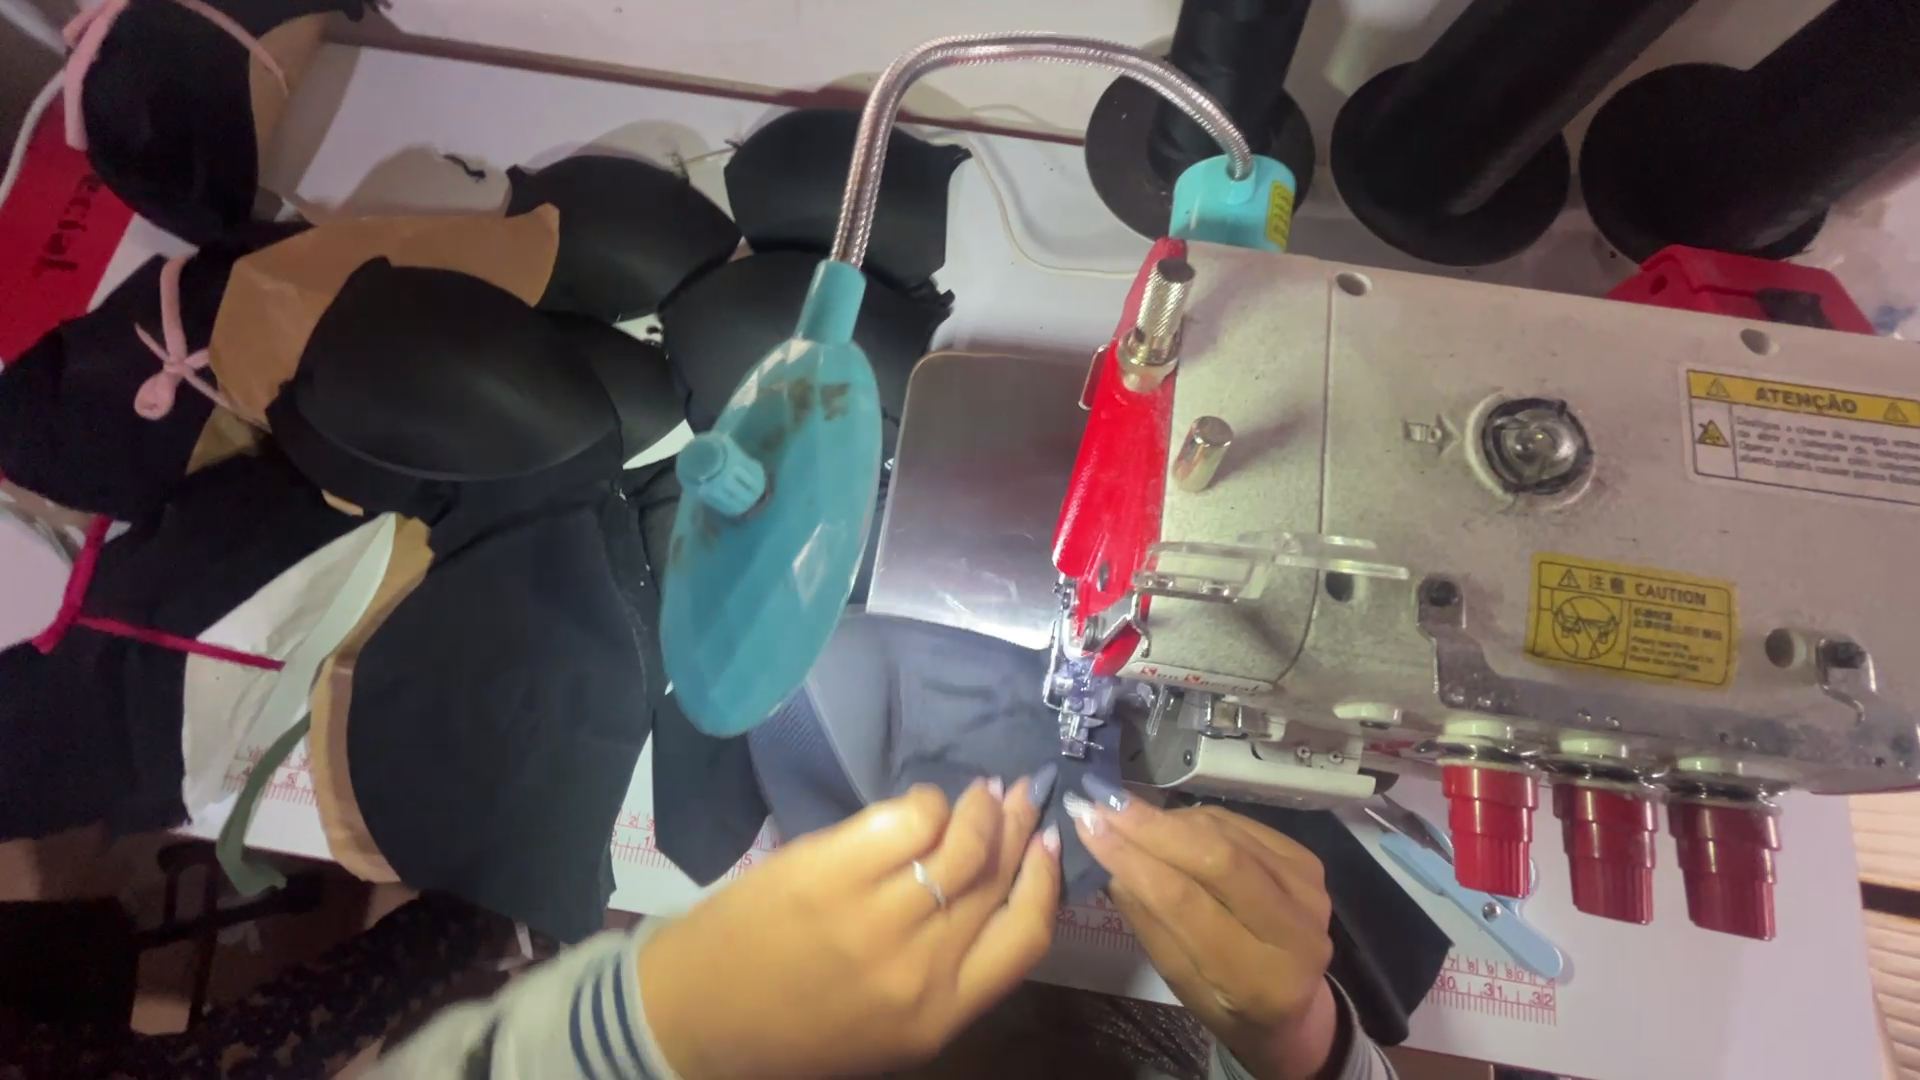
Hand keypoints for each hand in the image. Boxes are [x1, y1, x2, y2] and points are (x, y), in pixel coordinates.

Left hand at [639, 774, 1062, 1078]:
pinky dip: (927, 801)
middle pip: (995, 876)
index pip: (1025, 936)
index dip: (1045, 880)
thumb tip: (987, 880)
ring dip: (981, 807)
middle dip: (1018, 826)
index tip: (1049, 841)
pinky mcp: (837, 868)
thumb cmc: (800, 1023)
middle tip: (1023, 794)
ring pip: (962, 841)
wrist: (699, 1017)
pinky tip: (924, 802)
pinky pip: (912, 815)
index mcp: (940, 1014)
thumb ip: (946, 961)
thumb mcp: (891, 1018)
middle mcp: (922, 965)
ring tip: (982, 790)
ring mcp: (879, 913)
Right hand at [1068, 777, 1338, 1079]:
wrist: (1295, 1008)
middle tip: (1102, 802)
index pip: (1184, 901)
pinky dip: (1194, 817)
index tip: (1087, 823)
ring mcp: (1308, 891)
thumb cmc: (1224, 1003)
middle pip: (1215, 857)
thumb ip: (1144, 916)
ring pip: (1225, 833)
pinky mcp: (1308, 863)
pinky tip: (1166, 819)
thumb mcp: (1176, 978)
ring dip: (1167, 817)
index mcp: (1258, 980)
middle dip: (1150, 825)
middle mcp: (1295, 932)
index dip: (1131, 858)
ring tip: (1123, 809)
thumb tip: (1104, 853)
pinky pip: (1239, 824)